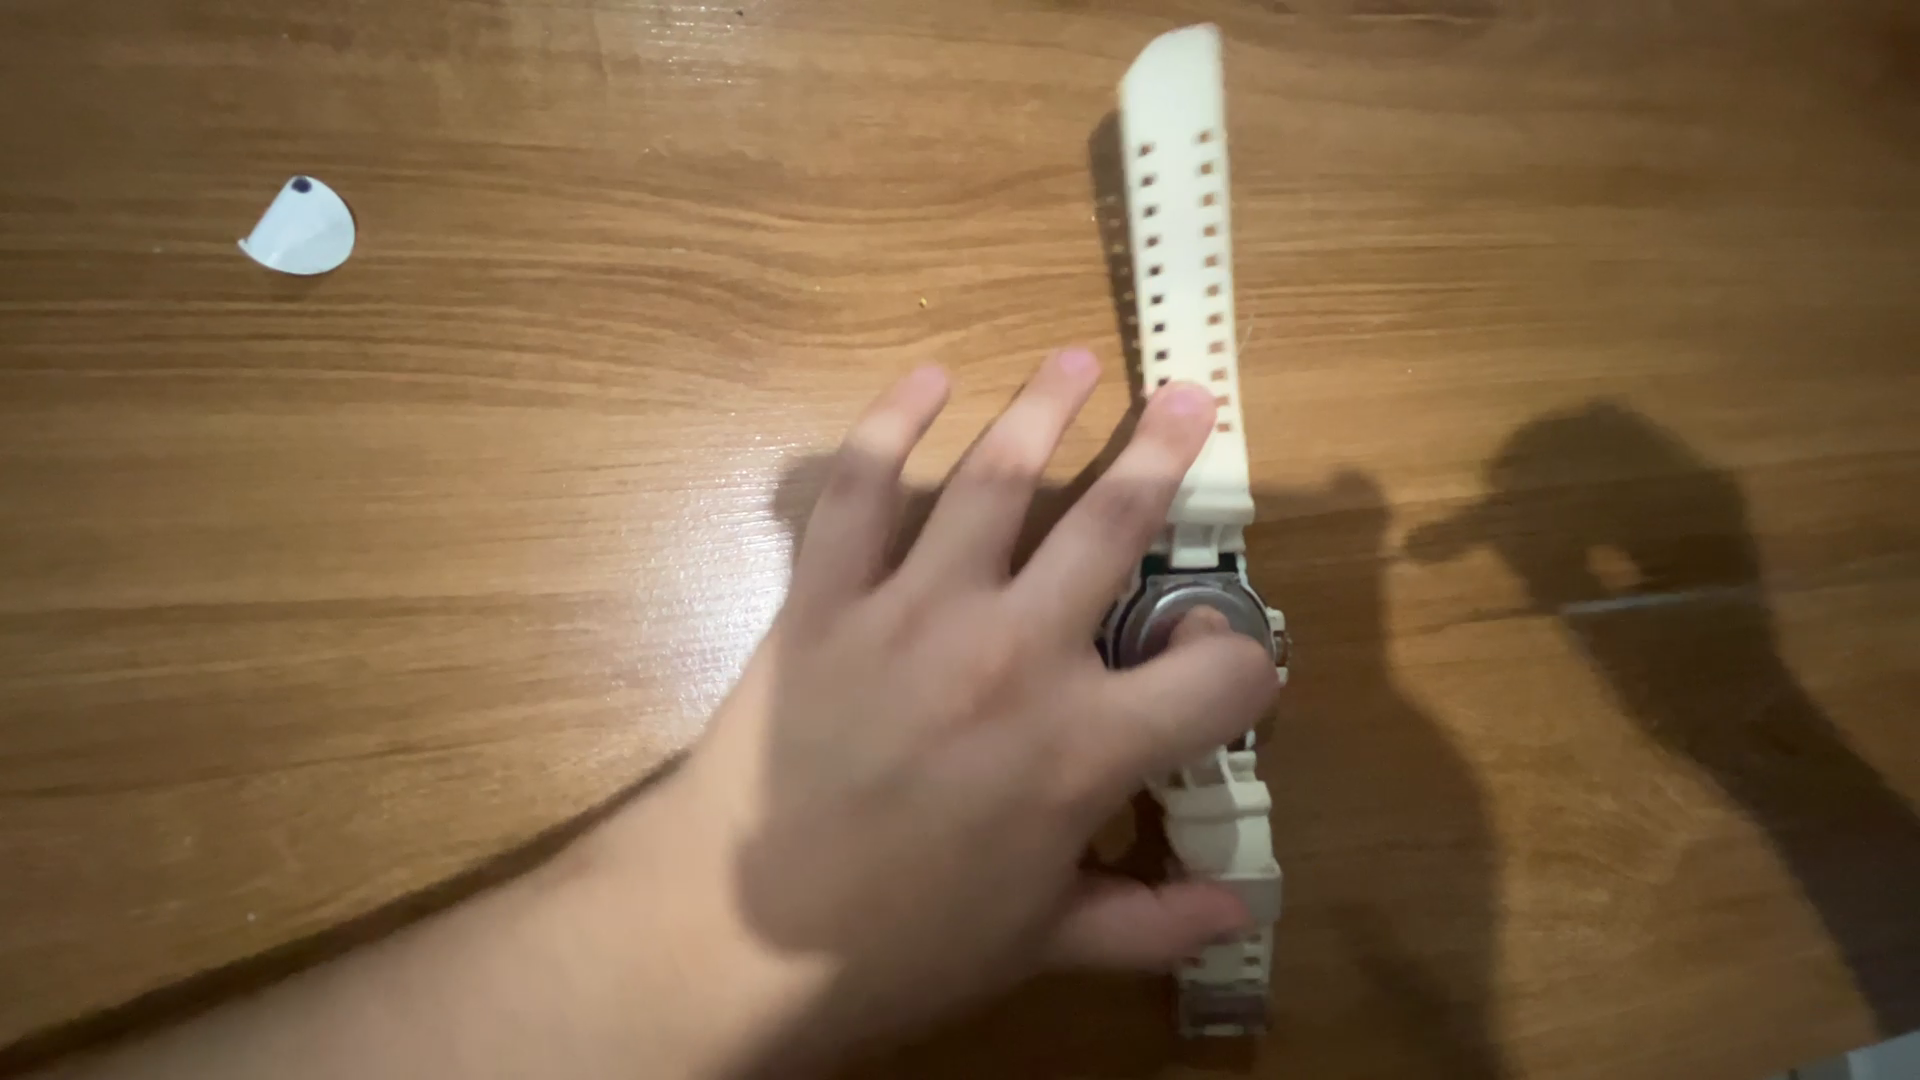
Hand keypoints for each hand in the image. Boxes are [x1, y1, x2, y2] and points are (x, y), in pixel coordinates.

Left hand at [619, 348, 1279, 1071]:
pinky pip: (858, 490)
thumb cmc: (899, 944)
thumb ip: (1147, 919)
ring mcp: (912, 610)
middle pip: (1111, 527)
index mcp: (1080, 747)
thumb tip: (1238, 908)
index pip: (1219, 677)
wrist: (734, 931)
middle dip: (1162, 456)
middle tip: (1187, 396)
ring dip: (1042, 411)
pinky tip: (925, 379)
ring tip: (1073, 361)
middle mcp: (1012, 654)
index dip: (1244, 667)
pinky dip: (889, 424)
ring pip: (994, 482)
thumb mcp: (1039, 941)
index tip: (1227, 663)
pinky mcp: (826, 595)